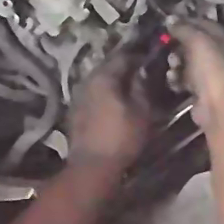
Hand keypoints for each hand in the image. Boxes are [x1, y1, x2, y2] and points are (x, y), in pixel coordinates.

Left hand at [67, 54, 149, 169]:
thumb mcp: (141, 111)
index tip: (149, 59)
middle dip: (123, 68)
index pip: (122, 57)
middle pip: (107, 68)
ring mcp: (77, 96)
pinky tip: (113, 103)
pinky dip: (104, 95)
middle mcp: (87, 81)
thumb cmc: (121, 137)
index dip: (137, 56)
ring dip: (112, 82)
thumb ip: (142, 87)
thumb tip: (141, 72)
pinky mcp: (74, 112)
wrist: (92, 166)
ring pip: (98, 82)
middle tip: (140, 73)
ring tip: (128, 89)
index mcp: (104, 77)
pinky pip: (92, 95)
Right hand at [168, 18, 223, 134]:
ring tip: (173, 69)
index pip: (202, 22)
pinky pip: (185, 78)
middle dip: (177, 45)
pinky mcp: (202, 88)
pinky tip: (174, 82)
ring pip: (186, 60)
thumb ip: (183, 28)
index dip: (184, 22)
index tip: (166, 25)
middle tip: (167, 47)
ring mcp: (211, 71)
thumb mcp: (197, 42)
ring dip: (175, 63)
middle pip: (192, 42)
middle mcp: (220, 52)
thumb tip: (170, 18)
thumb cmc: (211, 69)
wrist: (218, 108)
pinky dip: (177, 78)